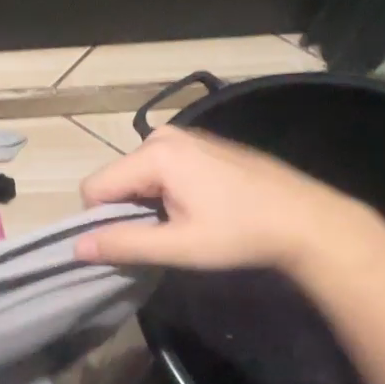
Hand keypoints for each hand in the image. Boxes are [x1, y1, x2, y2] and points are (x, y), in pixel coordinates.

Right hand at [77, 126, 374, 272]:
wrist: (308, 220)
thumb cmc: (241, 234)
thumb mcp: (179, 246)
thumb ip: (124, 244)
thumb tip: (76, 247)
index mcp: (155, 154)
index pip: (95, 187)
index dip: (102, 220)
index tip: (134, 242)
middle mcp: (163, 136)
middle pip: (116, 178)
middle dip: (127, 210)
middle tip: (165, 236)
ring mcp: (184, 136)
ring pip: (136, 175)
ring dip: (147, 202)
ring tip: (185, 224)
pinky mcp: (200, 144)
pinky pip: (159, 168)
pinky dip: (165, 191)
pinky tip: (199, 209)